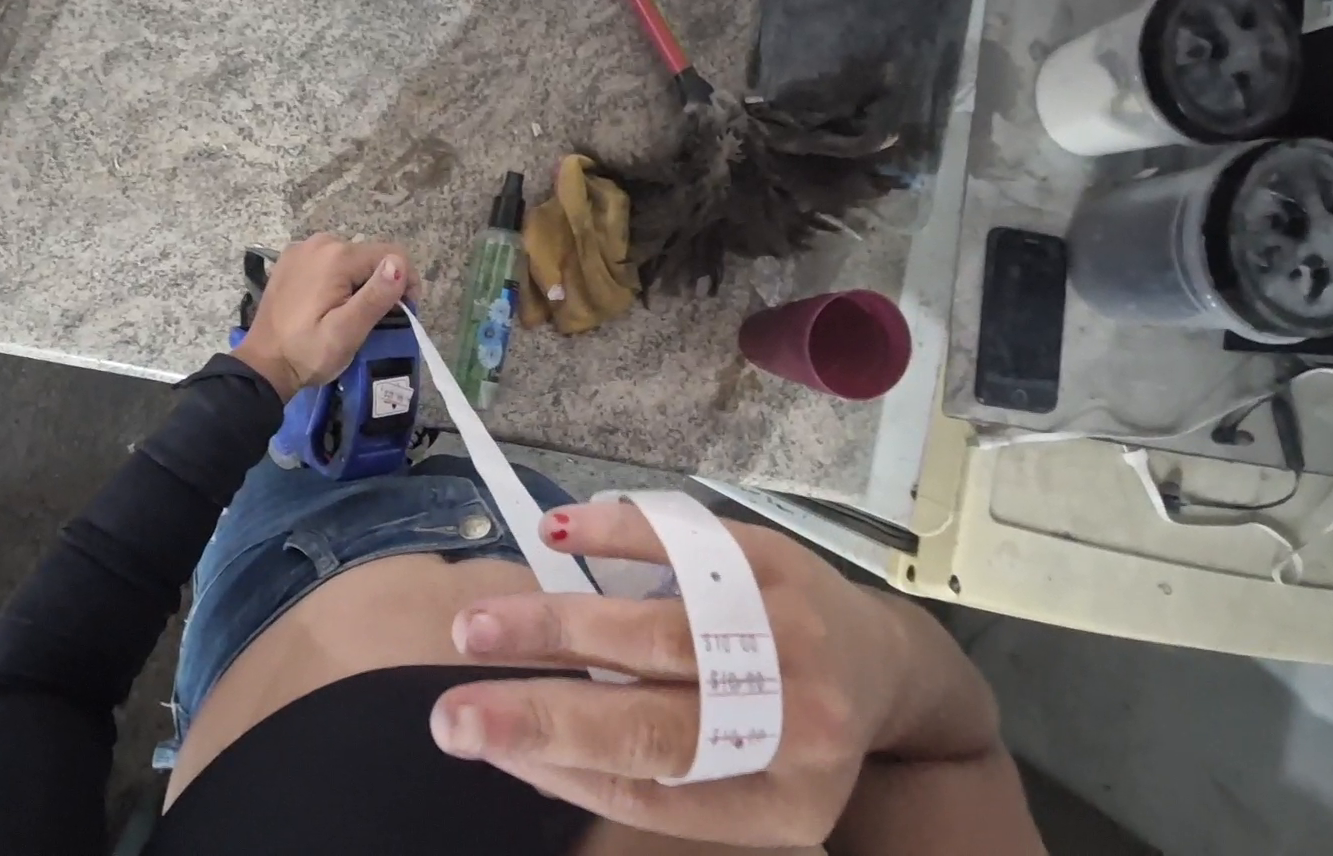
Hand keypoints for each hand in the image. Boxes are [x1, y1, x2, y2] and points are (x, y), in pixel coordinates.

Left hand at [231, 234, 417, 400]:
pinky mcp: (291, 261)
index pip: (393, 255)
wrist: (263, 366)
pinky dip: (339, 279)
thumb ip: (375, 295)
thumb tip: (399, 263)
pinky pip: (329, 262)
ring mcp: (302, 249)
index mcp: (336, 256)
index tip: (404, 313)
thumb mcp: (347, 331)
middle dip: (382, 284)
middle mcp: (319, 243)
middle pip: (371, 255)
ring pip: (351, 258)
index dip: (406, 282)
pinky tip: (330, 305)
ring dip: (361, 283)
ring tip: (352, 315)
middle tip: (376, 320)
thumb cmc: (308, 352)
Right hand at [427, 501, 950, 849]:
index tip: (473, 740)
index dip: (553, 764)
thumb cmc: (788, 731)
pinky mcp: (771, 559)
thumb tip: (520, 749)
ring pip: (654, 632)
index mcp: (775, 799)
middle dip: (541, 714)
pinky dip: (616, 533)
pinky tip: (556, 532)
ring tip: (478, 624)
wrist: (882, 663)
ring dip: (556, 627)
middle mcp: (788, 726)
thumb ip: (638, 774)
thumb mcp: (737, 784)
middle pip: (648, 726)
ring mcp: (783, 633)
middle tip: (451, 710)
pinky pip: (685, 544)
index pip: (648, 793)